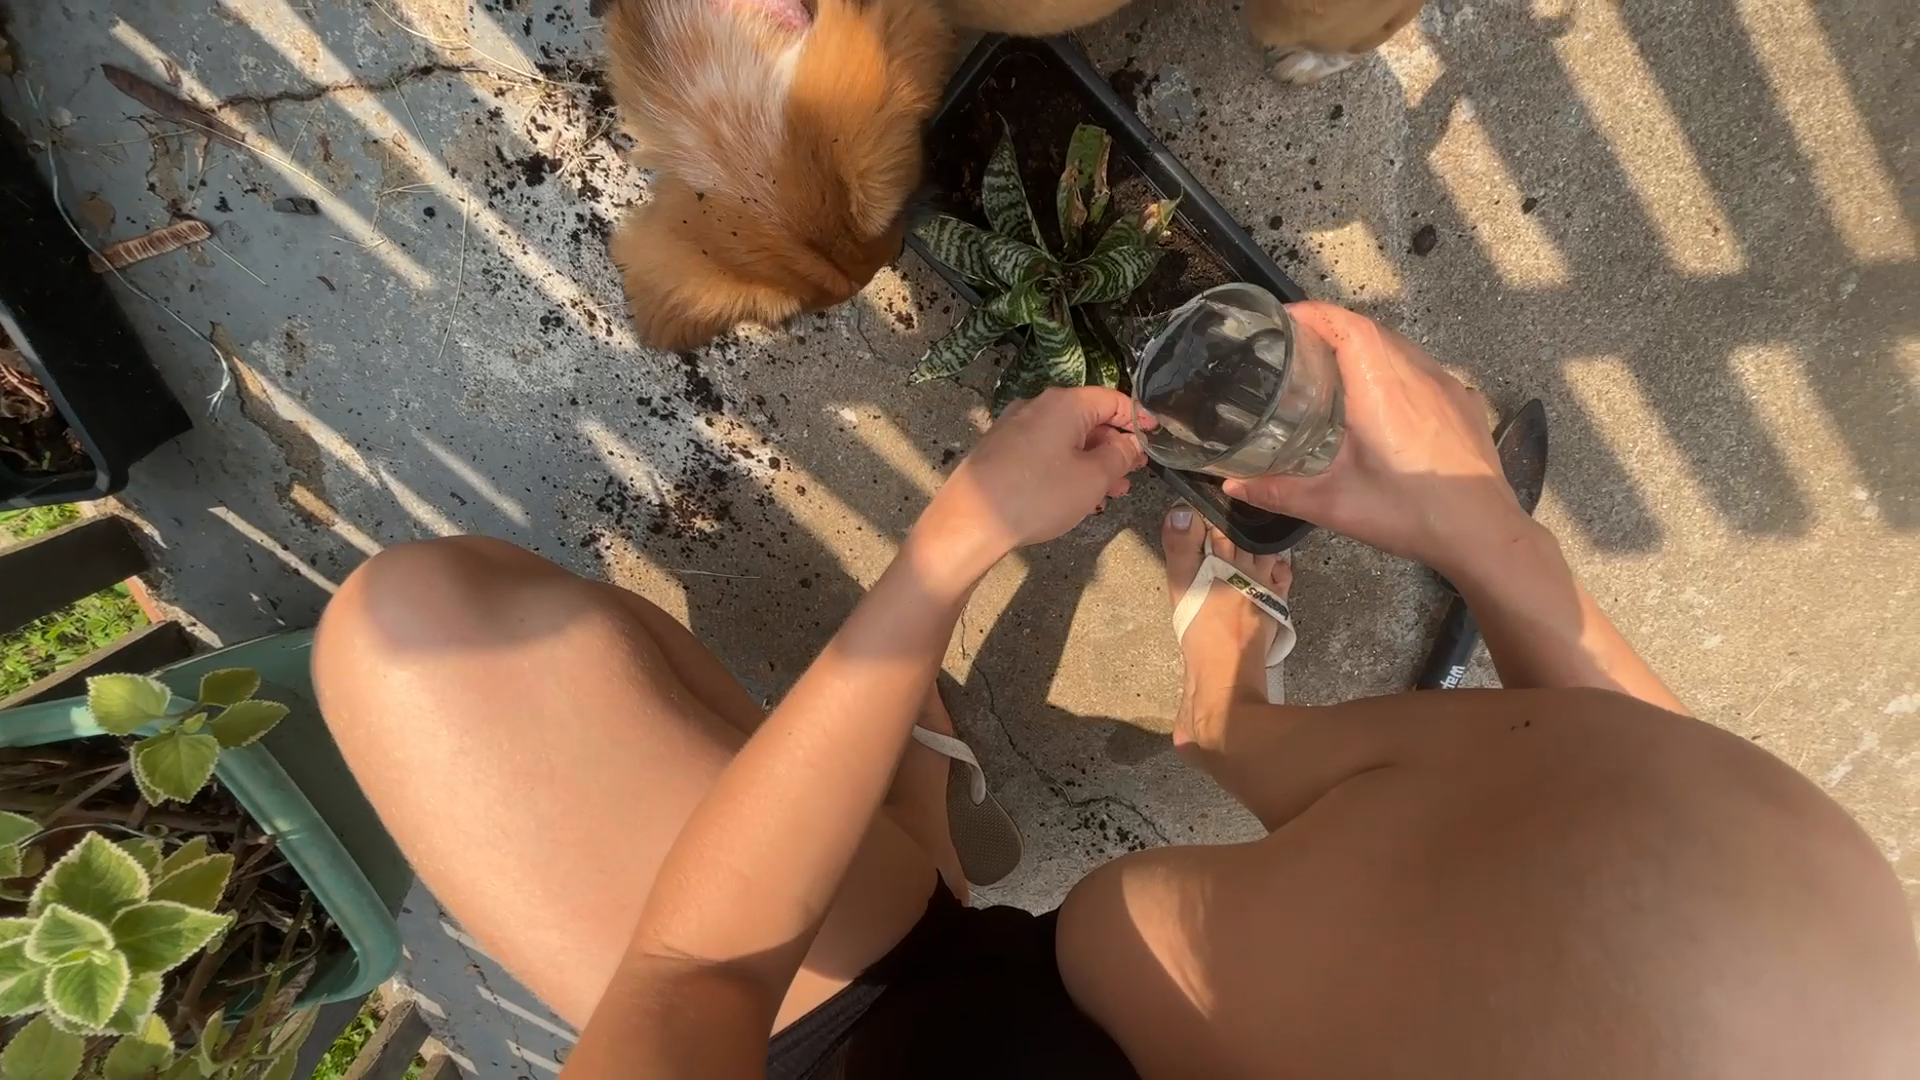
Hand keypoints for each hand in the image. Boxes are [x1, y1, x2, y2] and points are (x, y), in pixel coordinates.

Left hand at [918, 386, 1149, 572]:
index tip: (1153, 438)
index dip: (1137, 419)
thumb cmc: (1035, 497)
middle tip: (1131, 474)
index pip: (1112, 400)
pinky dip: (1063, 468)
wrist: (970, 522)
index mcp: (1063, 404)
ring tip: (1107, 493)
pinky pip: (1041, 452)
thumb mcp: (1092, 478)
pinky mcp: (998, 451)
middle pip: (1086, 420)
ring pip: (1064, 440)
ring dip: (1090, 463)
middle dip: (1112, 447)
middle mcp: (1035, 407)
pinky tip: (1072, 496)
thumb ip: (1119, 456)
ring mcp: (1012, 428)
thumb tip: (1130, 443)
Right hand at [1222, 302, 1531, 575]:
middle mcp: (1416, 378)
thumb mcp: (1332, 506)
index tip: (1283, 318)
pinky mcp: (1461, 402)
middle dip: (1329, 327)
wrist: (1484, 534)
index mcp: (1381, 392)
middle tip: (1292, 344)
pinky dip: (1388, 365)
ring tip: (1327, 366)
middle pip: (1370, 330)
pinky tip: (1375, 397)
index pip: (1349, 327)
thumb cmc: (1410, 515)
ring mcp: (1445, 386)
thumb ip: (1276, 492)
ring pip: (1397, 345)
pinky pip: (1419, 366)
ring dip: (1360, 345)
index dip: (1314, 314)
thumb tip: (1231, 485)